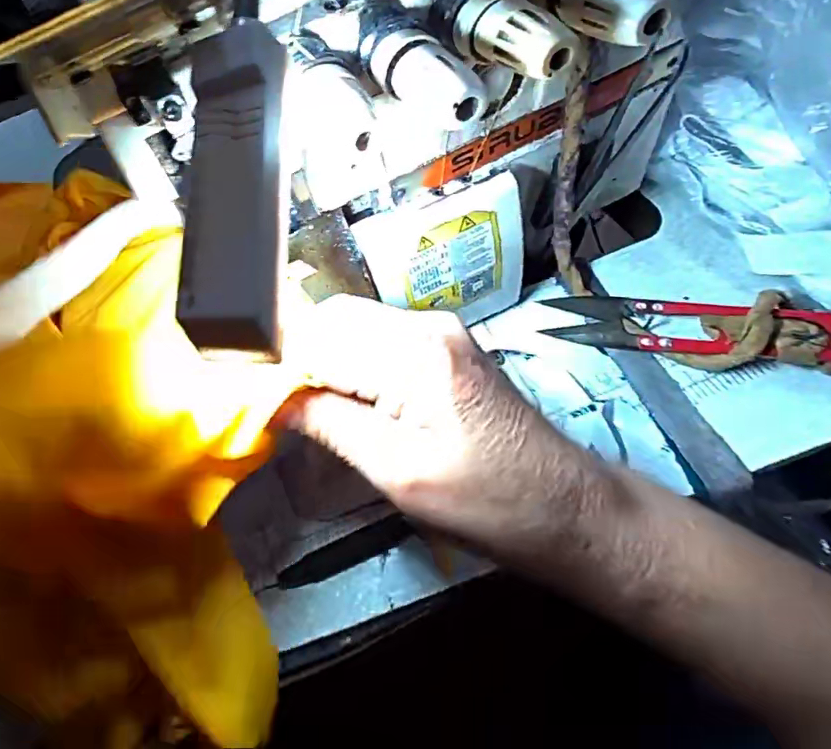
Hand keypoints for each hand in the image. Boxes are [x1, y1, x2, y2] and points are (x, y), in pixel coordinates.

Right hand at [283, 296, 611, 567]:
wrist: (576, 513)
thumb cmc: (491, 505)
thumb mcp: (399, 474)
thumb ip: (329, 424)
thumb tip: (271, 398)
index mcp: (416, 353)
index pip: (318, 341)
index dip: (278, 368)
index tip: (253, 398)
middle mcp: (424, 324)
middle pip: (329, 318)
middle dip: (295, 355)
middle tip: (276, 402)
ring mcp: (435, 329)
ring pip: (347, 322)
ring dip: (317, 356)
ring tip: (304, 402)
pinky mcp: (440, 343)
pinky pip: (371, 335)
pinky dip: (343, 358)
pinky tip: (340, 394)